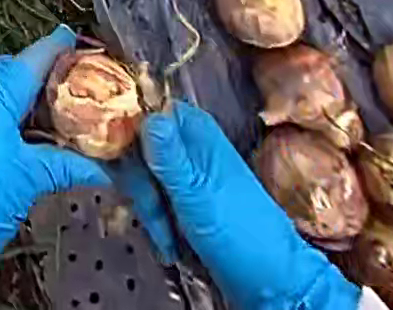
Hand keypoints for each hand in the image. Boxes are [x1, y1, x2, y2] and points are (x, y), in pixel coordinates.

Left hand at [0, 26, 113, 302]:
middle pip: (18, 69)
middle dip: (46, 74)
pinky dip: (7, 109)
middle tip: (76, 86)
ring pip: (1, 86)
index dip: (59, 46)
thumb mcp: (30, 180)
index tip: (77, 38)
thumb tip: (102, 170)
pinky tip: (27, 131)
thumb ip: (66, 164)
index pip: (35, 57)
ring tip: (57, 113)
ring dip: (27, 95)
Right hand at [141, 102, 359, 309]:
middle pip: (136, 144)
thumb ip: (167, 154)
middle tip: (151, 211)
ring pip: (141, 172)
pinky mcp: (184, 193)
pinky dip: (155, 217)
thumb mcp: (196, 192)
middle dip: (138, 182)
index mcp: (191, 125)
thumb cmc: (238, 233)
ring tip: (166, 237)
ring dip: (147, 206)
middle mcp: (185, 139)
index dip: (124, 136)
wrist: (272, 283)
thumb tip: (147, 114)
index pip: (140, 110)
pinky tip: (167, 240)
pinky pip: (153, 194)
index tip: (120, 166)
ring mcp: (185, 167)